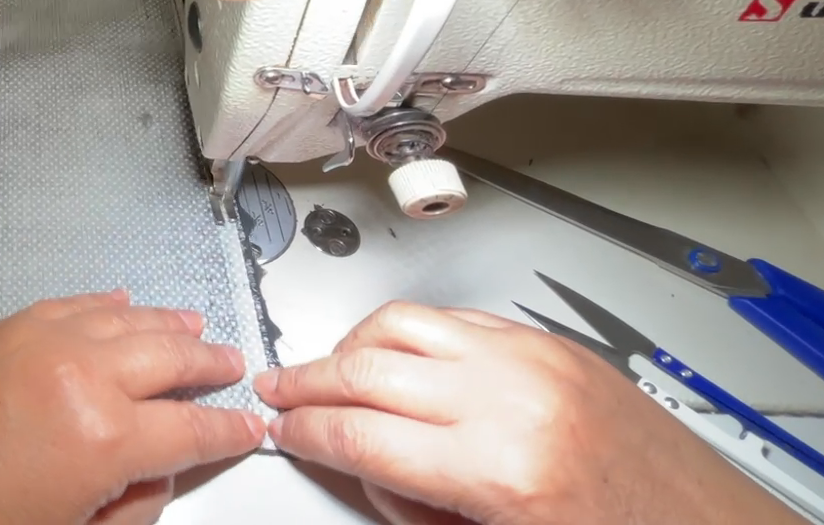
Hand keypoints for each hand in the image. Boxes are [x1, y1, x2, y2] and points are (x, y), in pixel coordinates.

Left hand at [0, 291, 264, 524]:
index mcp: (102, 436)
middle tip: (234, 364)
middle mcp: (79, 372)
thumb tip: (161, 466)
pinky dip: (105, 304)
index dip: (228, 428)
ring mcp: (42, 338)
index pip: (191, 428)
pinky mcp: (10, 324)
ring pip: (125, 317)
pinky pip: (73, 303)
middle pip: (166, 356)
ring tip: (193, 324)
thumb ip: (131, 499)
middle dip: (207, 362)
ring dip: (164, 322)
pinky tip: (123, 302)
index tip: (250, 424)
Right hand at [254, 302, 805, 524]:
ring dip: (346, 344)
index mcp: (504, 473)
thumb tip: (364, 467)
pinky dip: (402, 331)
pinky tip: (391, 352)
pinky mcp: (545, 342)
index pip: (361, 436)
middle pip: (364, 369)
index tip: (282, 431)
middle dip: (306, 382)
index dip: (306, 434)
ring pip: (396, 324)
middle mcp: (510, 399)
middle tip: (278, 391)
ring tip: (324, 368)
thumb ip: (418, 509)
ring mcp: (529, 359)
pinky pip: (446, 318)